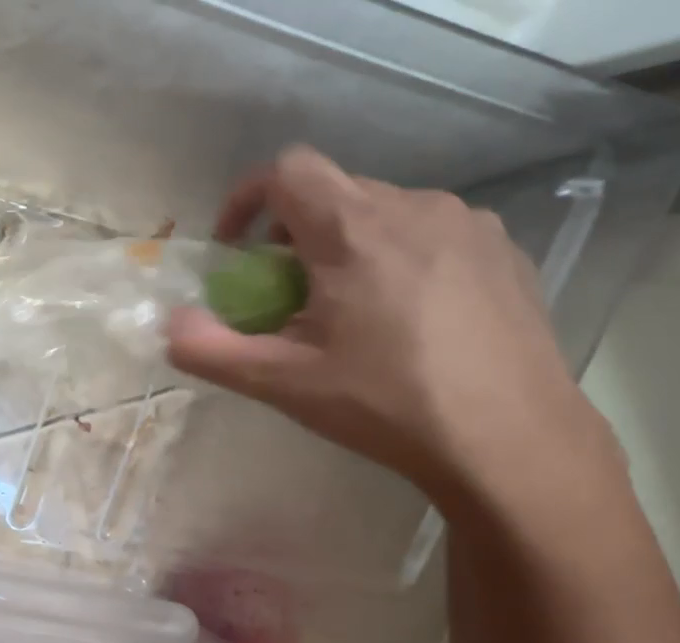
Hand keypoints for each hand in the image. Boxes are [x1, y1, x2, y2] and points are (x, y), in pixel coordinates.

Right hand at [166, 146, 615, 510]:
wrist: (508, 433)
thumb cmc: (383, 402)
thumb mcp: (278, 383)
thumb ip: (208, 350)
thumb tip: (171, 324)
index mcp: (354, 231)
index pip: (288, 171)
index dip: (246, 198)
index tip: (233, 249)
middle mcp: (415, 208)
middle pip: (332, 193)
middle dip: (290, 236)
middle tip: (278, 297)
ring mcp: (467, 225)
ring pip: (381, 212)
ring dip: (342, 248)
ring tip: (339, 312)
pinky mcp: (501, 249)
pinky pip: (427, 233)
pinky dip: (392, 259)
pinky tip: (397, 319)